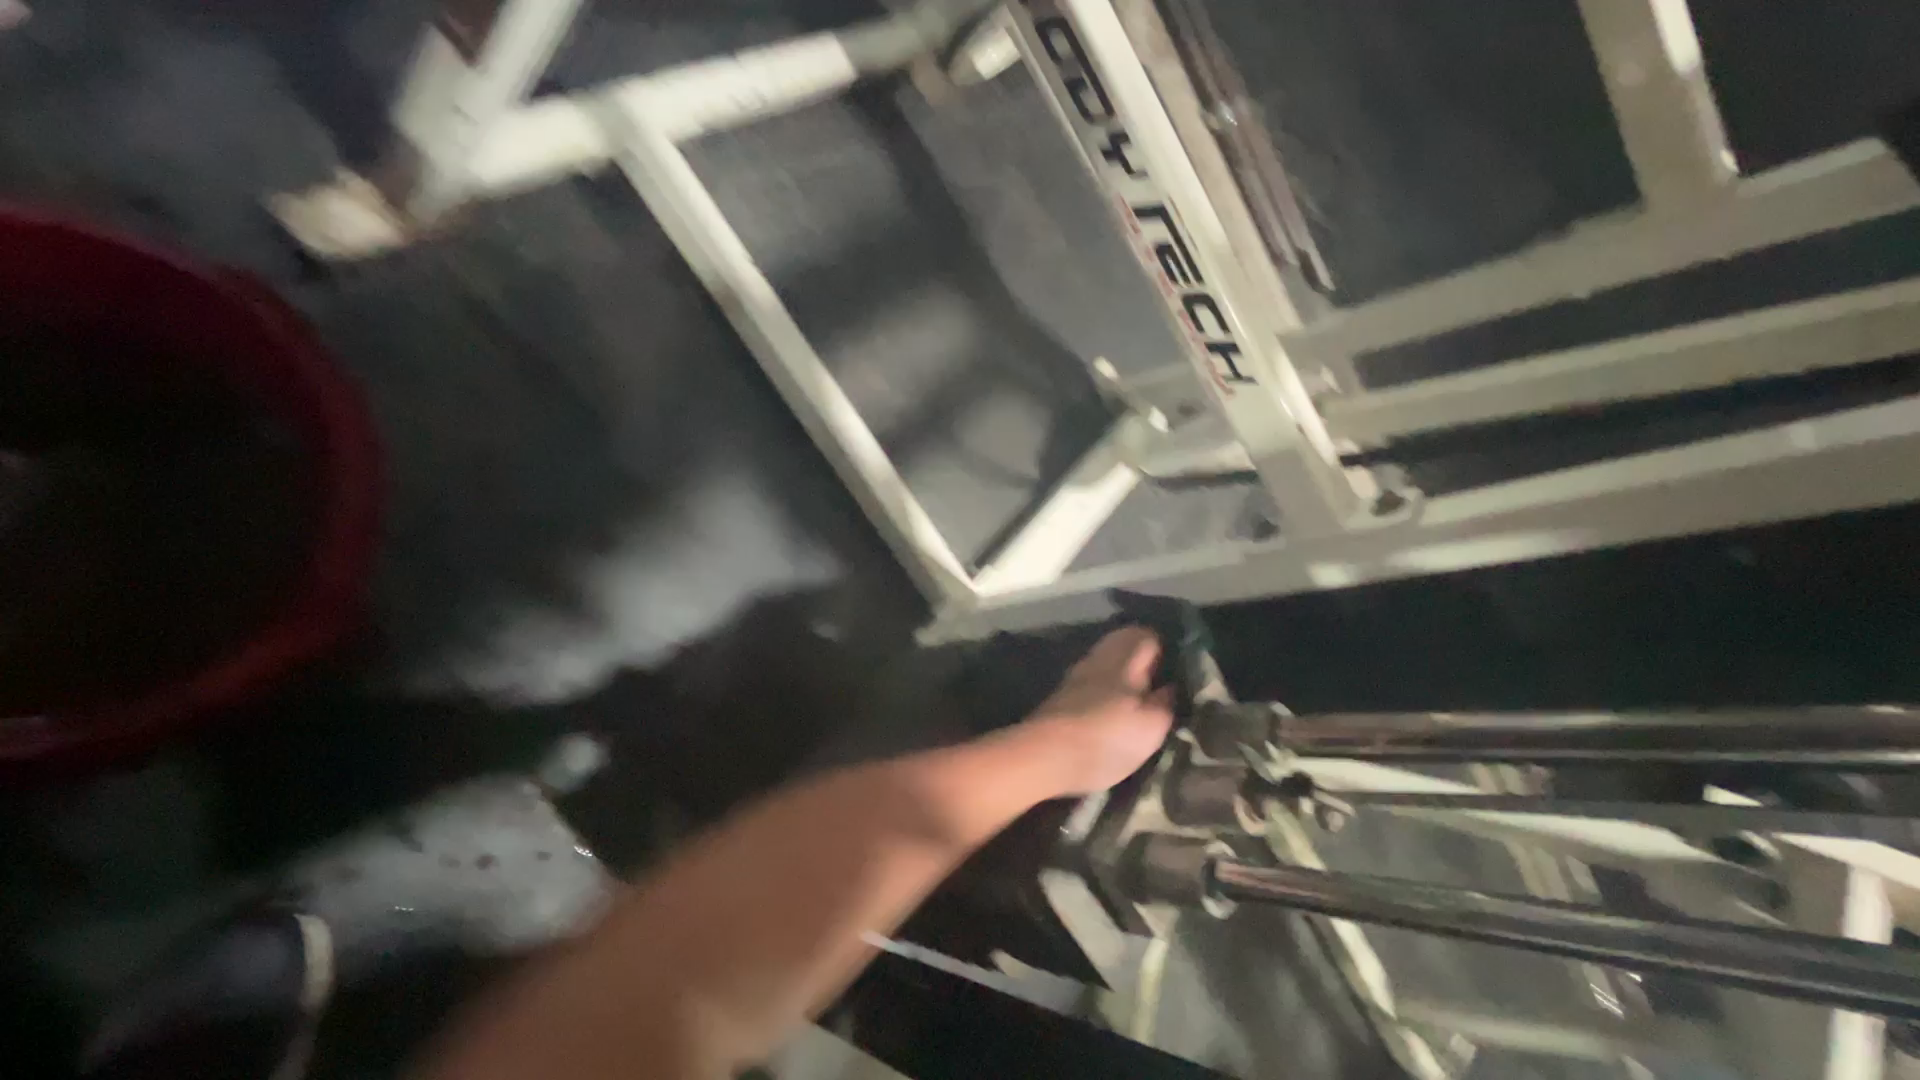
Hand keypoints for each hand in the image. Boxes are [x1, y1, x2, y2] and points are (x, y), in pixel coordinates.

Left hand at [1010, 627, 1175, 797]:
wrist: (1043, 756)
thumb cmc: (1105, 740)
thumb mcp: (1150, 727)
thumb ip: (1166, 702)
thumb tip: (1173, 685)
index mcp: (1124, 661)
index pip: (1148, 635)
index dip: (1167, 647)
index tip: (1180, 668)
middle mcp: (1098, 659)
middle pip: (1123, 642)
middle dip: (1144, 655)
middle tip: (1162, 680)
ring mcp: (1076, 676)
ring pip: (1106, 659)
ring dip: (1123, 670)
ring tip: (1141, 696)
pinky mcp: (1062, 695)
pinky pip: (1092, 677)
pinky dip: (1106, 684)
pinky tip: (1112, 707)